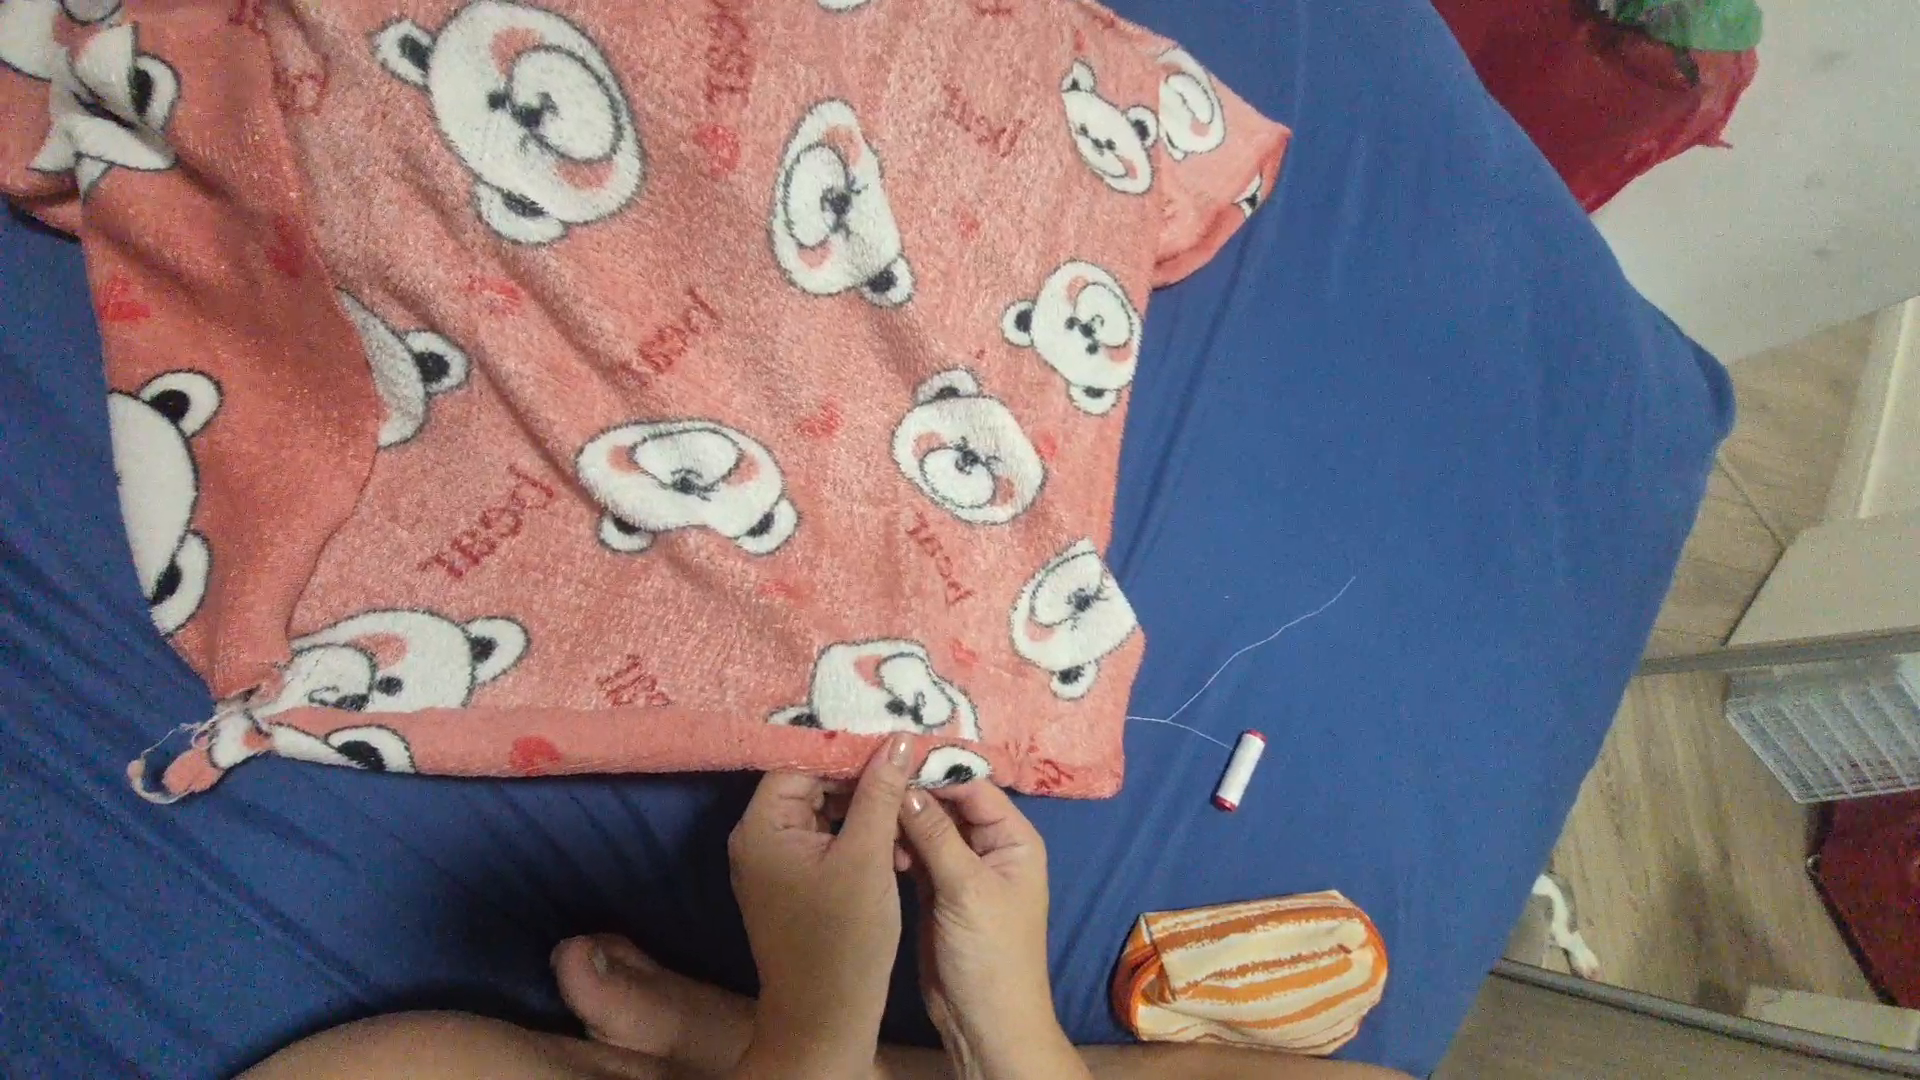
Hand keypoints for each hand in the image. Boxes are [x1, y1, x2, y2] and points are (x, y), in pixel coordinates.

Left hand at [727, 736, 914, 1077]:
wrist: (826, 1024)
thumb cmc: (844, 939)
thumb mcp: (868, 856)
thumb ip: (881, 791)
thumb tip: (898, 738)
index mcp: (763, 825)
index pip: (801, 760)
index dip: (846, 746)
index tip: (891, 736)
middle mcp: (760, 835)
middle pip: (814, 781)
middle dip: (863, 776)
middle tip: (908, 766)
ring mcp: (777, 858)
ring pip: (826, 807)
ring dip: (867, 805)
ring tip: (909, 802)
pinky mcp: (796, 878)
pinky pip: (828, 835)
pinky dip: (861, 832)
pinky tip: (897, 839)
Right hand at [897, 782, 1087, 1079]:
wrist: (985, 1025)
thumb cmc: (991, 953)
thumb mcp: (966, 889)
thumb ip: (937, 835)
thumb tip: (908, 784)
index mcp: (1012, 836)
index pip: (973, 786)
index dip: (937, 770)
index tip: (895, 755)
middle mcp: (989, 844)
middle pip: (948, 803)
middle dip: (915, 793)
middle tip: (872, 780)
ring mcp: (961, 866)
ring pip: (928, 826)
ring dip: (903, 821)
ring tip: (872, 816)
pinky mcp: (937, 887)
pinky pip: (917, 852)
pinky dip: (899, 846)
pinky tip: (879, 846)